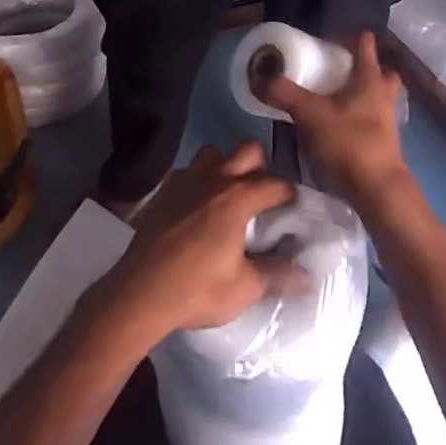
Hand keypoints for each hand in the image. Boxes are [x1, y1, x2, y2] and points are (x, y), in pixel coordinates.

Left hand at [93, 143, 301, 341]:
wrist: (138, 295)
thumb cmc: (196, 289)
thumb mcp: (244, 288)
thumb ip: (277, 275)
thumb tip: (307, 276)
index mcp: (238, 198)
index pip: (276, 183)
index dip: (290, 194)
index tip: (294, 207)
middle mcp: (215, 180)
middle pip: (247, 149)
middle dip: (261, 166)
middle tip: (262, 194)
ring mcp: (185, 181)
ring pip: (213, 152)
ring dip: (226, 165)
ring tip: (229, 192)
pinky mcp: (163, 192)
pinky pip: (186, 171)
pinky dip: (197, 179)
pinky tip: (196, 203)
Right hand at [263, 32, 414, 212]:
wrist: (378, 190)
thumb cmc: (349, 143)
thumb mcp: (310, 115)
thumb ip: (285, 94)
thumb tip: (261, 79)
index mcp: (370, 79)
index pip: (366, 46)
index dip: (351, 38)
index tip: (330, 39)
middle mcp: (383, 95)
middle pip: (381, 72)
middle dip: (365, 67)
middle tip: (342, 70)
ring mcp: (388, 119)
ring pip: (380, 96)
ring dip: (364, 93)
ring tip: (338, 98)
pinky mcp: (385, 141)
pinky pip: (375, 118)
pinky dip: (361, 116)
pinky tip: (341, 125)